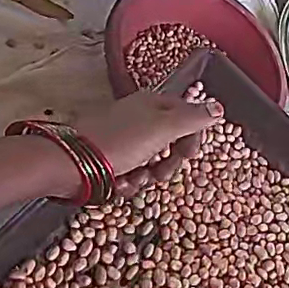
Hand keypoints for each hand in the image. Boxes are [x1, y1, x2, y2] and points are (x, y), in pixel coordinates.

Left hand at [74, 89, 221, 195]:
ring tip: (132, 178)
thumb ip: (193, 118)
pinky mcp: (110, 159)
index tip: (189, 154)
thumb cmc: (119, 142)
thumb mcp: (163, 128)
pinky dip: (128, 182)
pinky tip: (118, 183)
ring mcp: (124, 139)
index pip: (188, 116)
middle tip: (158, 172)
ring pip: (151, 163)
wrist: (70, 163)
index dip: (192, 138)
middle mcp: (139, 118)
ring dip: (146, 177)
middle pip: (170, 143)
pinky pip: (131, 173)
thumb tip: (218, 107)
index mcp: (154, 104)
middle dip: (167, 164)